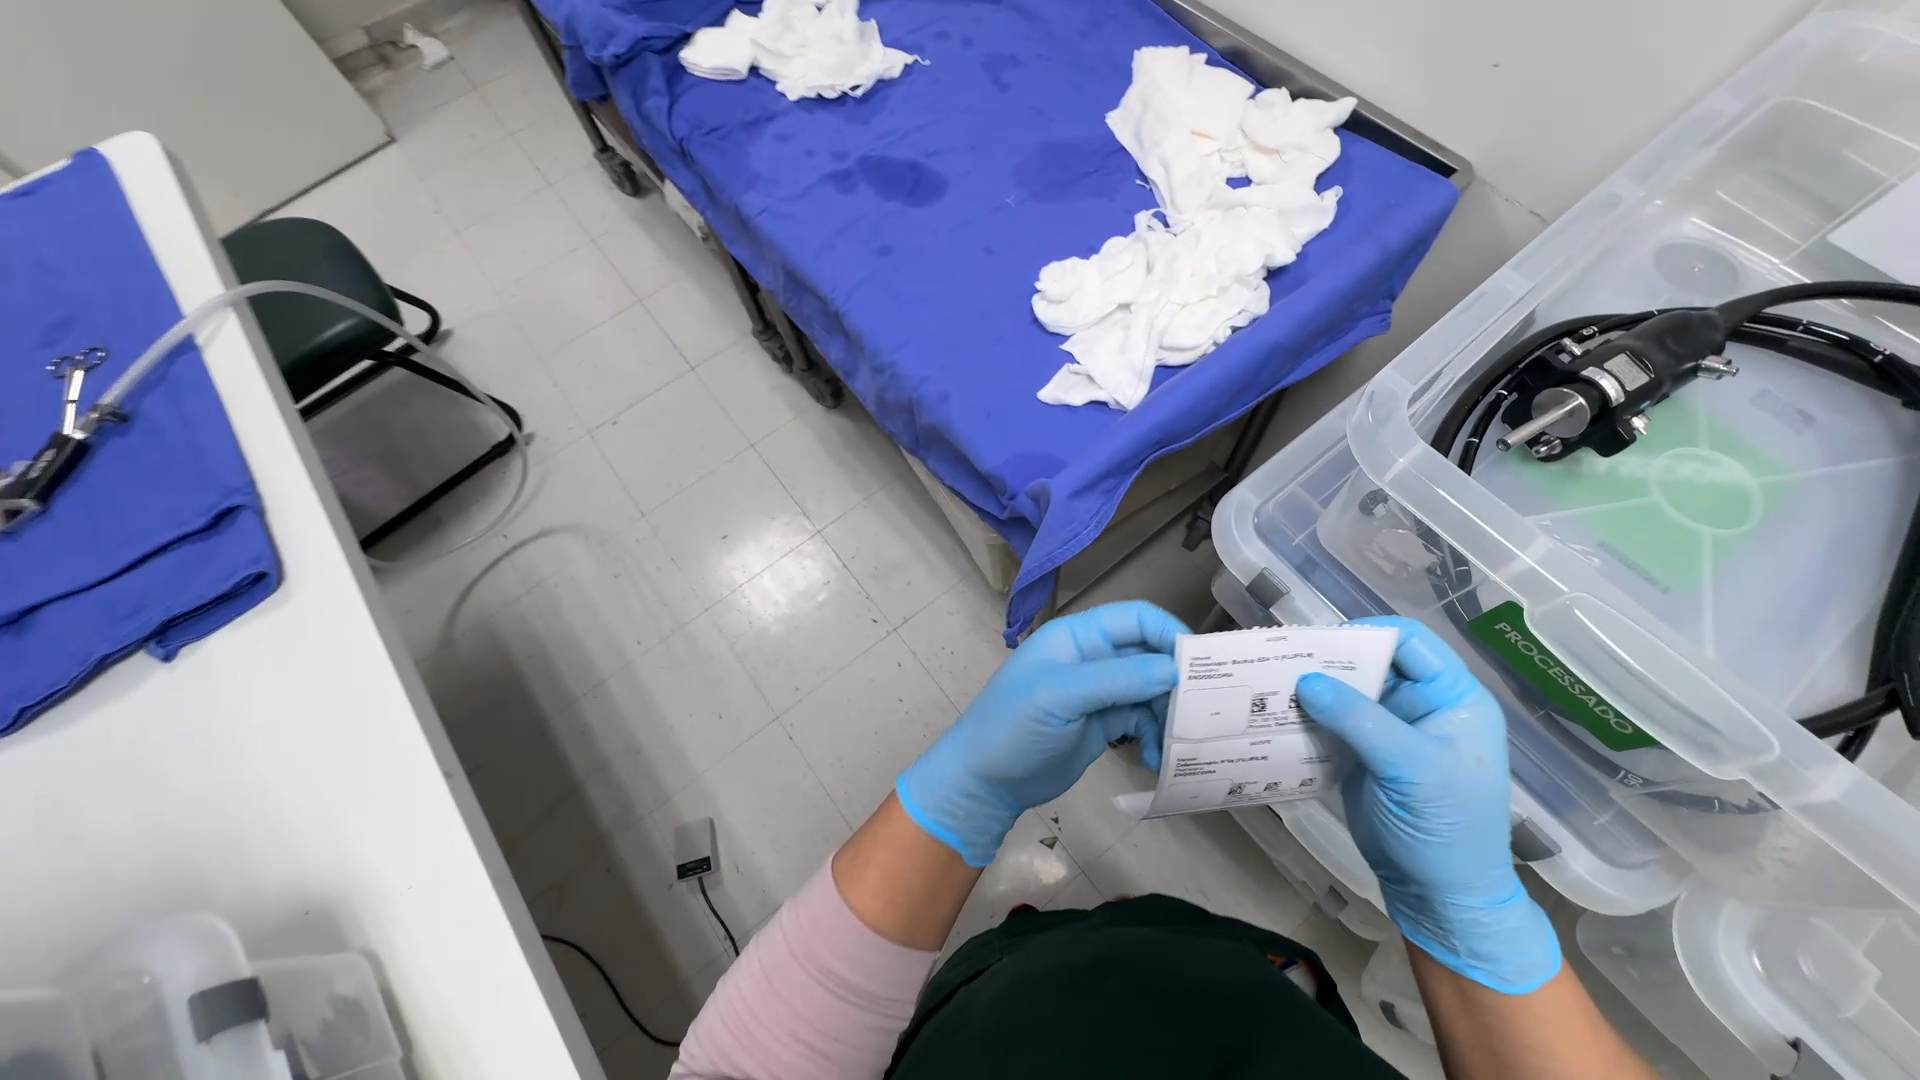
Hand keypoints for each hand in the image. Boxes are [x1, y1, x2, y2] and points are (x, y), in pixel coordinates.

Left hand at [896, 601, 1187, 865]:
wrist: (985, 781)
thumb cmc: (1012, 726)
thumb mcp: (1060, 696)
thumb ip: (1117, 679)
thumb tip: (1174, 670)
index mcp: (1078, 637)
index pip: (1135, 619)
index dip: (1169, 633)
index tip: (1201, 663)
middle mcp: (1094, 658)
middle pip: (1150, 656)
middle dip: (1176, 682)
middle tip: (1202, 712)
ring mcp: (1100, 693)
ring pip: (1152, 692)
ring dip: (1168, 716)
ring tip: (1174, 744)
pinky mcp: (1104, 724)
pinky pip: (1143, 722)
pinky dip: (1155, 737)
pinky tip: (1154, 758)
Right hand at [1295, 616, 1560, 993]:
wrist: (1440, 895)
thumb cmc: (1445, 827)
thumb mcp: (1411, 768)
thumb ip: (1360, 719)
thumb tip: (1304, 681)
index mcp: (1451, 698)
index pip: (1410, 643)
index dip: (1368, 635)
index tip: (1320, 645)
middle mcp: (1420, 706)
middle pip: (1371, 663)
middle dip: (1329, 662)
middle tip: (1282, 663)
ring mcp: (1389, 731)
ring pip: (1346, 691)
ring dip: (1312, 690)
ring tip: (1269, 686)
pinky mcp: (1363, 754)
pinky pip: (1332, 722)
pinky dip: (1306, 717)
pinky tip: (1276, 716)